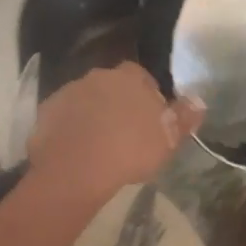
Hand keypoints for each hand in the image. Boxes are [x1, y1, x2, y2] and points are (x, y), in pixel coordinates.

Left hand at [28, 64, 201, 198]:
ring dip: (95, 115)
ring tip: (102, 146)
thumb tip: (199, 100)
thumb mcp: (169, 139)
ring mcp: (69, 92)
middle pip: (113, 86)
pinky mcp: (47, 112)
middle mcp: (97, 76)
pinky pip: (66, 116)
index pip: (143, 77)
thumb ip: (185, 117)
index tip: (151, 120)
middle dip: (119, 104)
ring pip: (88, 100)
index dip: (148, 97)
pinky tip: (79, 151)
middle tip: (127, 133)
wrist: (76, 169)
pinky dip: (72, 128)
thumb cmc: (130, 150)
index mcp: (129, 78)